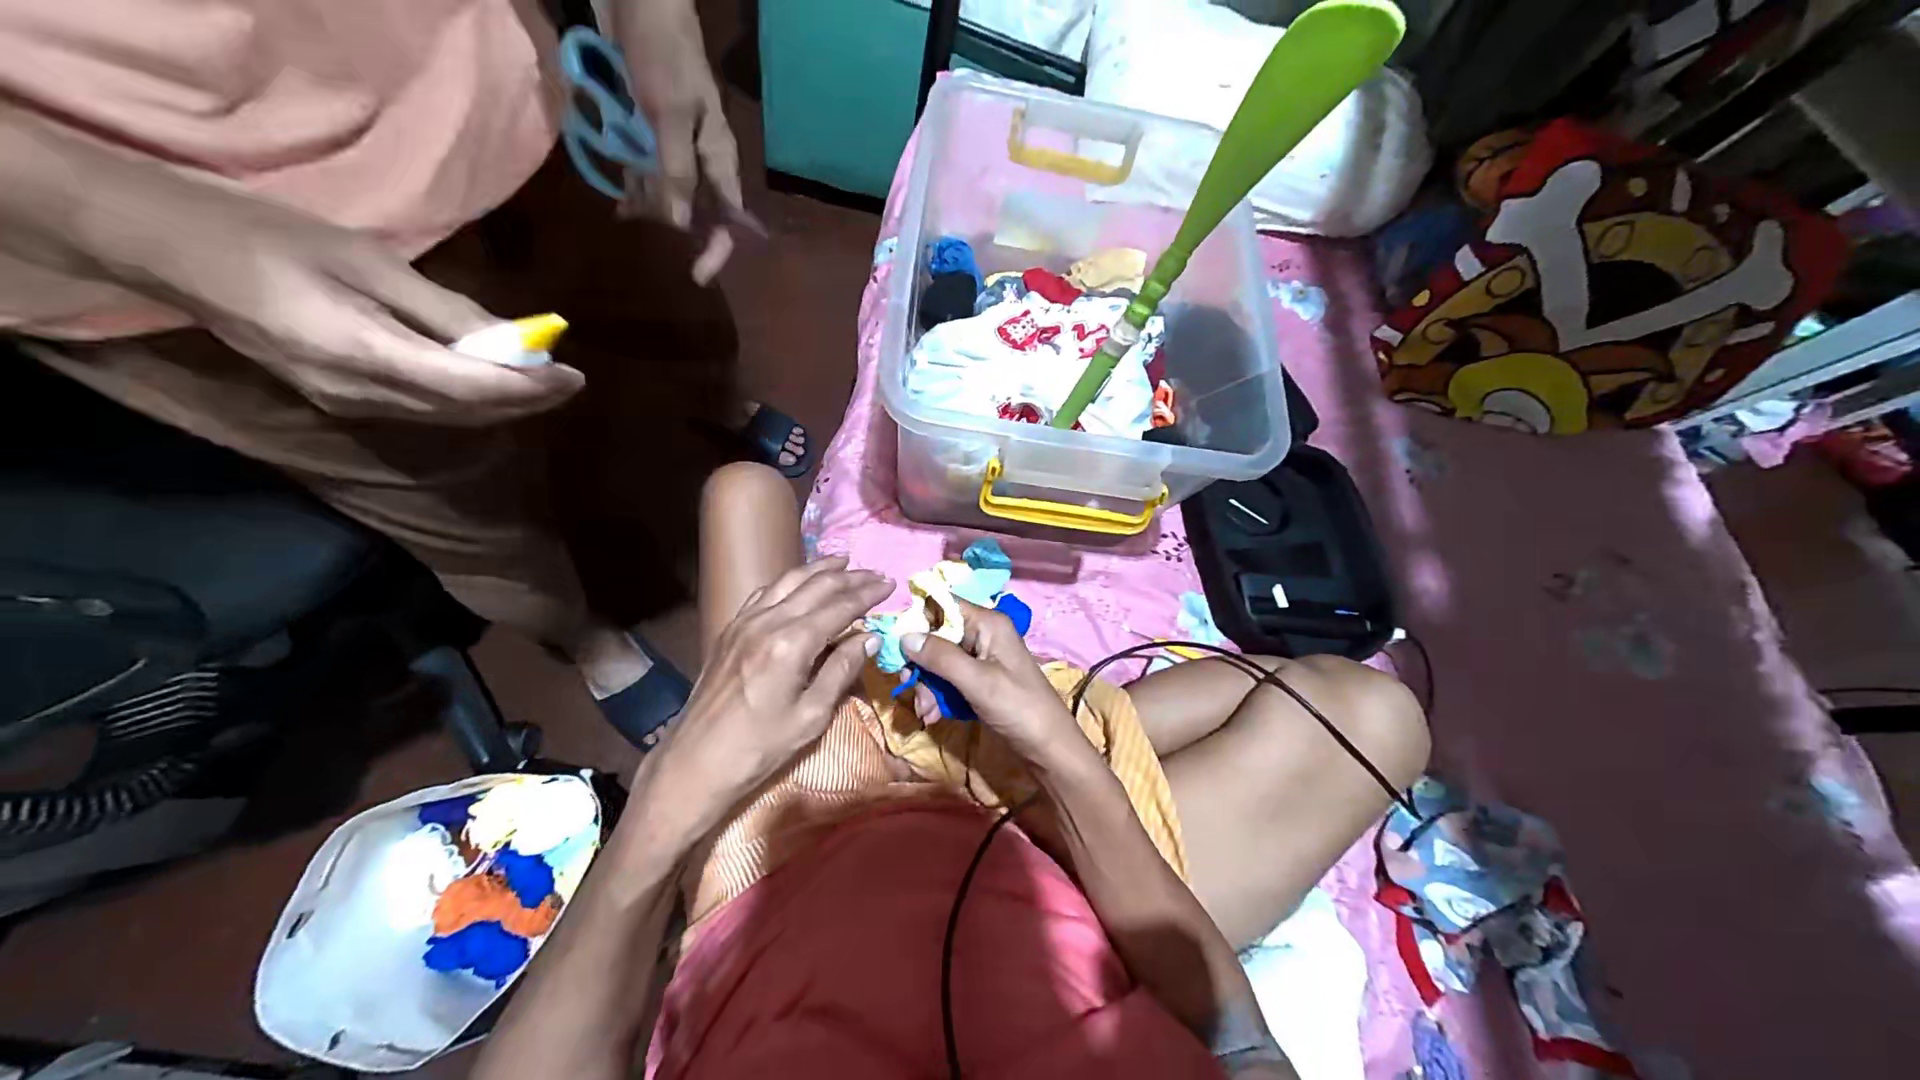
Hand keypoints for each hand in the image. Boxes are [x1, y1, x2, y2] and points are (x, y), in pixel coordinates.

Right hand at [83, 162, 584, 423]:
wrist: (167, 251)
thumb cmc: (267, 238)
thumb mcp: (369, 262)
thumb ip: (445, 310)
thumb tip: (513, 340)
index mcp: (363, 353)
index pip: (472, 389)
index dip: (530, 388)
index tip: (574, 376)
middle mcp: (360, 394)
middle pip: (469, 411)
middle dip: (527, 399)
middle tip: (569, 379)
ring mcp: (349, 404)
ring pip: (452, 417)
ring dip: (504, 404)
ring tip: (545, 382)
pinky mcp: (343, 402)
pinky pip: (427, 411)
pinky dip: (471, 401)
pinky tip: (493, 383)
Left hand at [611, 0, 745, 283]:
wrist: (637, 1)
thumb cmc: (662, 55)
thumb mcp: (669, 114)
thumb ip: (676, 170)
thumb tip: (680, 224)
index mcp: (718, 158)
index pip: (728, 218)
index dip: (716, 249)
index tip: (698, 277)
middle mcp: (701, 160)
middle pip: (698, 211)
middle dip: (674, 227)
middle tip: (643, 232)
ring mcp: (674, 148)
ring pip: (669, 195)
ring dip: (649, 208)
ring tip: (625, 212)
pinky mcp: (649, 133)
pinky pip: (647, 173)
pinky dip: (634, 186)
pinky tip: (620, 195)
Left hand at [636, 557, 893, 837]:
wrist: (695, 762)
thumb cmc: (759, 747)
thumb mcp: (811, 716)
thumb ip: (841, 670)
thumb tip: (870, 637)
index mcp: (791, 644)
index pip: (840, 606)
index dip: (868, 593)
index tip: (891, 584)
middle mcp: (767, 622)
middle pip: (816, 586)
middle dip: (850, 576)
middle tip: (876, 574)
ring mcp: (744, 622)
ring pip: (788, 581)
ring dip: (819, 570)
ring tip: (843, 562)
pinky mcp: (730, 629)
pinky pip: (765, 593)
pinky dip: (789, 581)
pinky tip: (799, 583)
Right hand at [903, 601, 1101, 773]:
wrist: (1049, 749)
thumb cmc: (1019, 709)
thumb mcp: (977, 681)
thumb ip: (941, 657)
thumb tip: (904, 636)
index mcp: (987, 623)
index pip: (942, 604)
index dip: (917, 620)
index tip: (898, 646)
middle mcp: (983, 634)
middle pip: (936, 635)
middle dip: (920, 662)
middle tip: (908, 686)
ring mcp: (981, 658)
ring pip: (938, 660)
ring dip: (926, 684)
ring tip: (925, 711)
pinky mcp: (979, 681)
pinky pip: (948, 679)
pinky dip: (937, 695)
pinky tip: (933, 715)